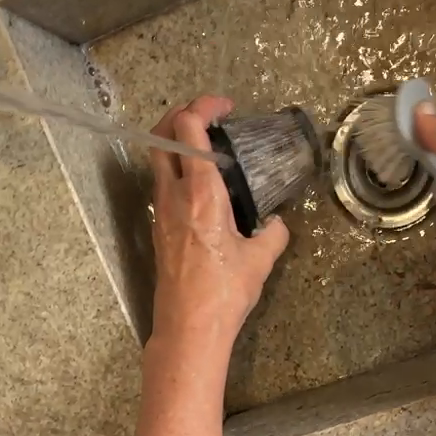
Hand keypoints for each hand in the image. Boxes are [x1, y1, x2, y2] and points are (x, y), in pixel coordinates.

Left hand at [148, 97, 290, 358]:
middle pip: (161, 137)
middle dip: (180, 116)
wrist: (190, 329)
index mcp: (201, 194)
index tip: (223, 107)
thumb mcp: (259, 261)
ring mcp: (161, 214)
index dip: (202, 105)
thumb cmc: (224, 294)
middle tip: (207, 120)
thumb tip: (276, 224)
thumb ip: (272, 234)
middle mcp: (174, 197)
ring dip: (177, 146)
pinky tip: (202, 191)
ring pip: (159, 163)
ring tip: (208, 154)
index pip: (188, 128)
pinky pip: (164, 189)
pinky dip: (178, 174)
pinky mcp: (159, 232)